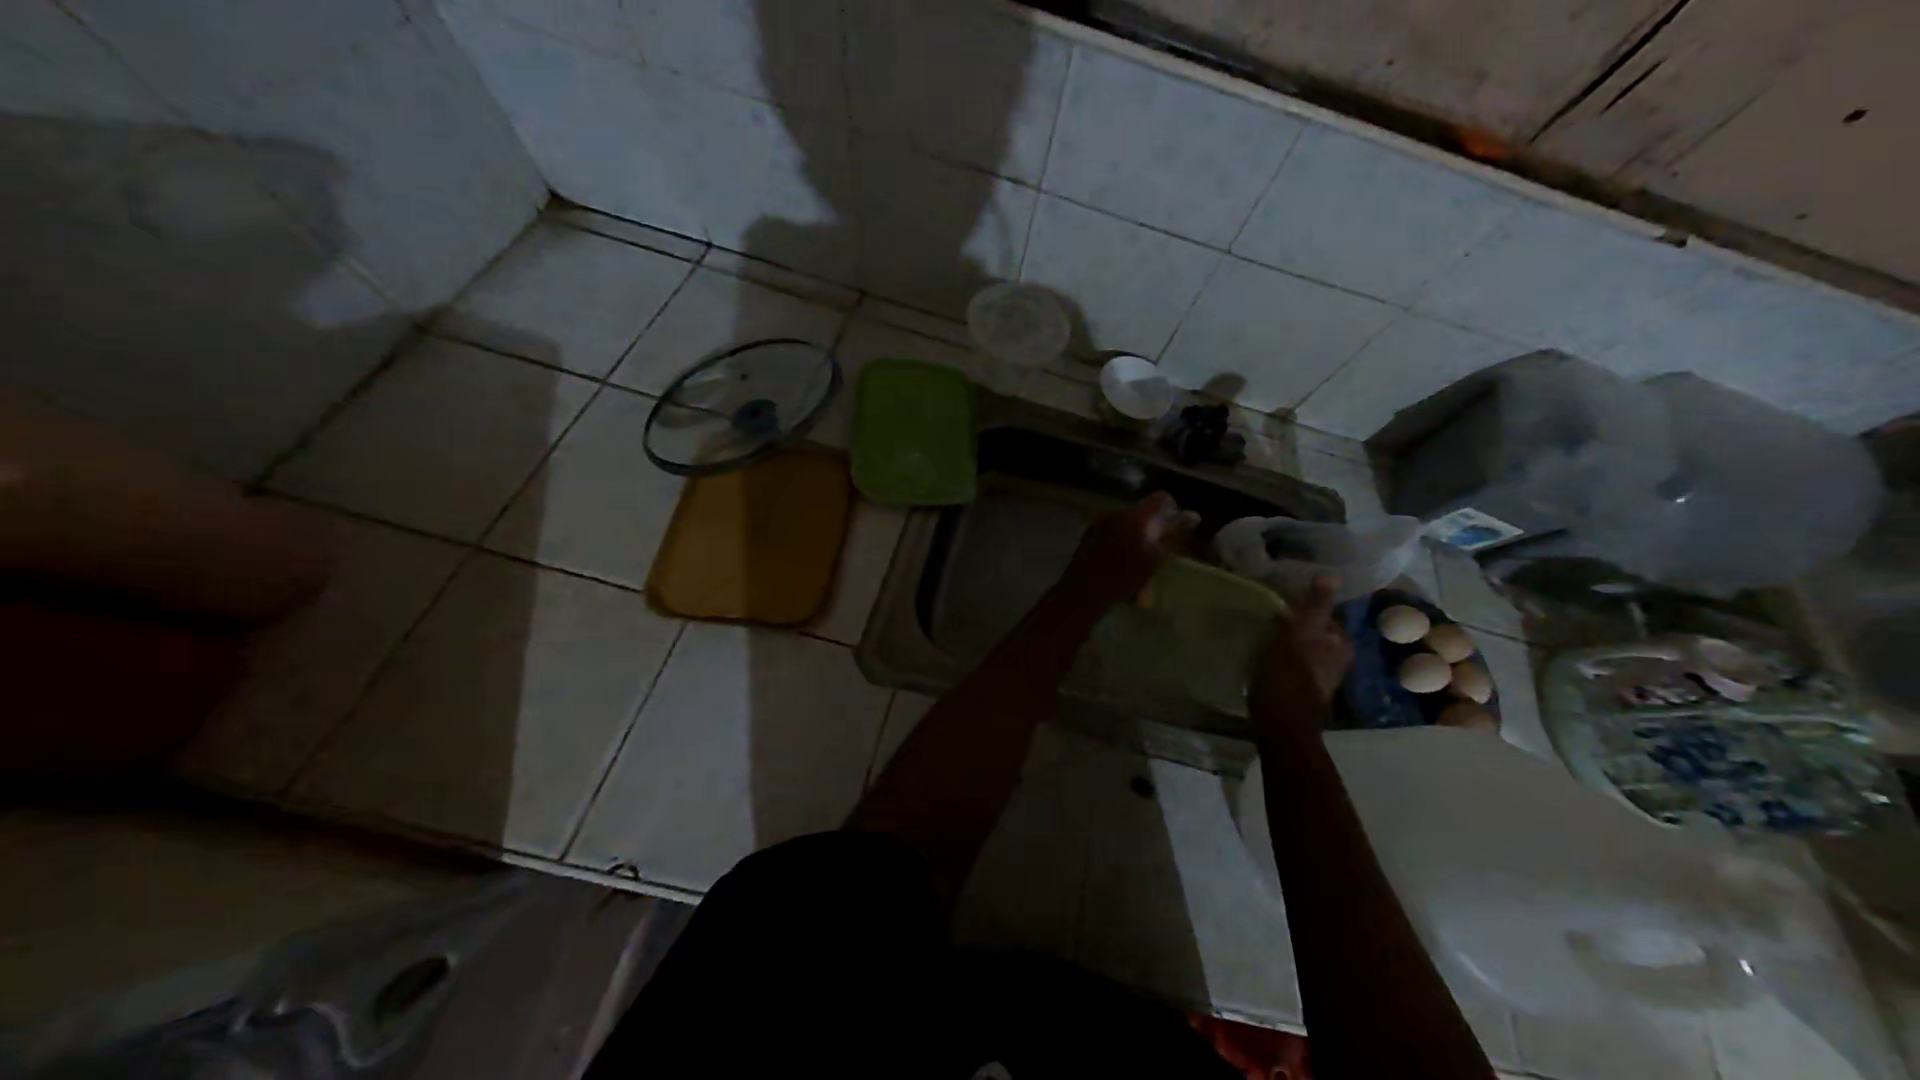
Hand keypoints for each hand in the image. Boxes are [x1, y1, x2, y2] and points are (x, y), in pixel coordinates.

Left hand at [1057, 492, 1199, 608]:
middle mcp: (1117, 512)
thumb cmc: (1125, 575)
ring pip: (1128, 520)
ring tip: (1141, 556)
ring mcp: (1101, 522)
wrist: (1084, 590)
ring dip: (1139, 532)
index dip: (1174, 510)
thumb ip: (1174, 534)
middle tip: (1162, 547)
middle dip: (1156, 524)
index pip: (1162, 498)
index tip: (1178, 529)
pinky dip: (1123, 538)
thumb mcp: (1156, 557)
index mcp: (1136, 515)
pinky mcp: (1090, 534)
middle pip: (1144, 510)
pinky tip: (1122, 559)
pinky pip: (1114, 529)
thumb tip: (1193, 517)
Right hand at [1251, 576, 1353, 738]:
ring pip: (1304, 649)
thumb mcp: (1301, 634)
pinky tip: (1266, 657)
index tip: (1281, 604)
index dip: (1304, 608)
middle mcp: (1337, 660)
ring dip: (1288, 642)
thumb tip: (1330, 575)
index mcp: (1341, 645)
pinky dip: (1283, 659)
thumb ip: (1315, 606)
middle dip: (1297, 626)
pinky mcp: (1302, 691)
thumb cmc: (1290, 676)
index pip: (1324, 616)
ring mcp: (1321, 677)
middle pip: (1315, 633)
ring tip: (1264, 635)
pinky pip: (1294, 665)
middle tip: (1270, 617)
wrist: (1280, 724)